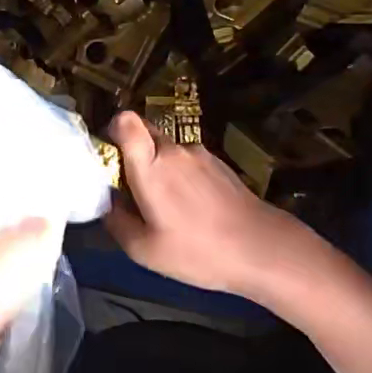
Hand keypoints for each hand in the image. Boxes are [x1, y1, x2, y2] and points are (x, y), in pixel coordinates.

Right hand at [104, 111, 334, 304]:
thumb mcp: (145, 251)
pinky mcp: (218, 164)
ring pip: (165, 147)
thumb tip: (106, 205)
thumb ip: (116, 223)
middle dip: (130, 150)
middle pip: (142, 130)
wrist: (265, 250)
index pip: (125, 121)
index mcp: (150, 166)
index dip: (112, 128)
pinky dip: (180, 174)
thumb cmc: (199, 250)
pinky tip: (190, 207)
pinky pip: (186, 159)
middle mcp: (173, 150)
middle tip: (130, 184)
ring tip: (164, 203)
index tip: (108, 152)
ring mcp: (199, 154)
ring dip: (157, 165)